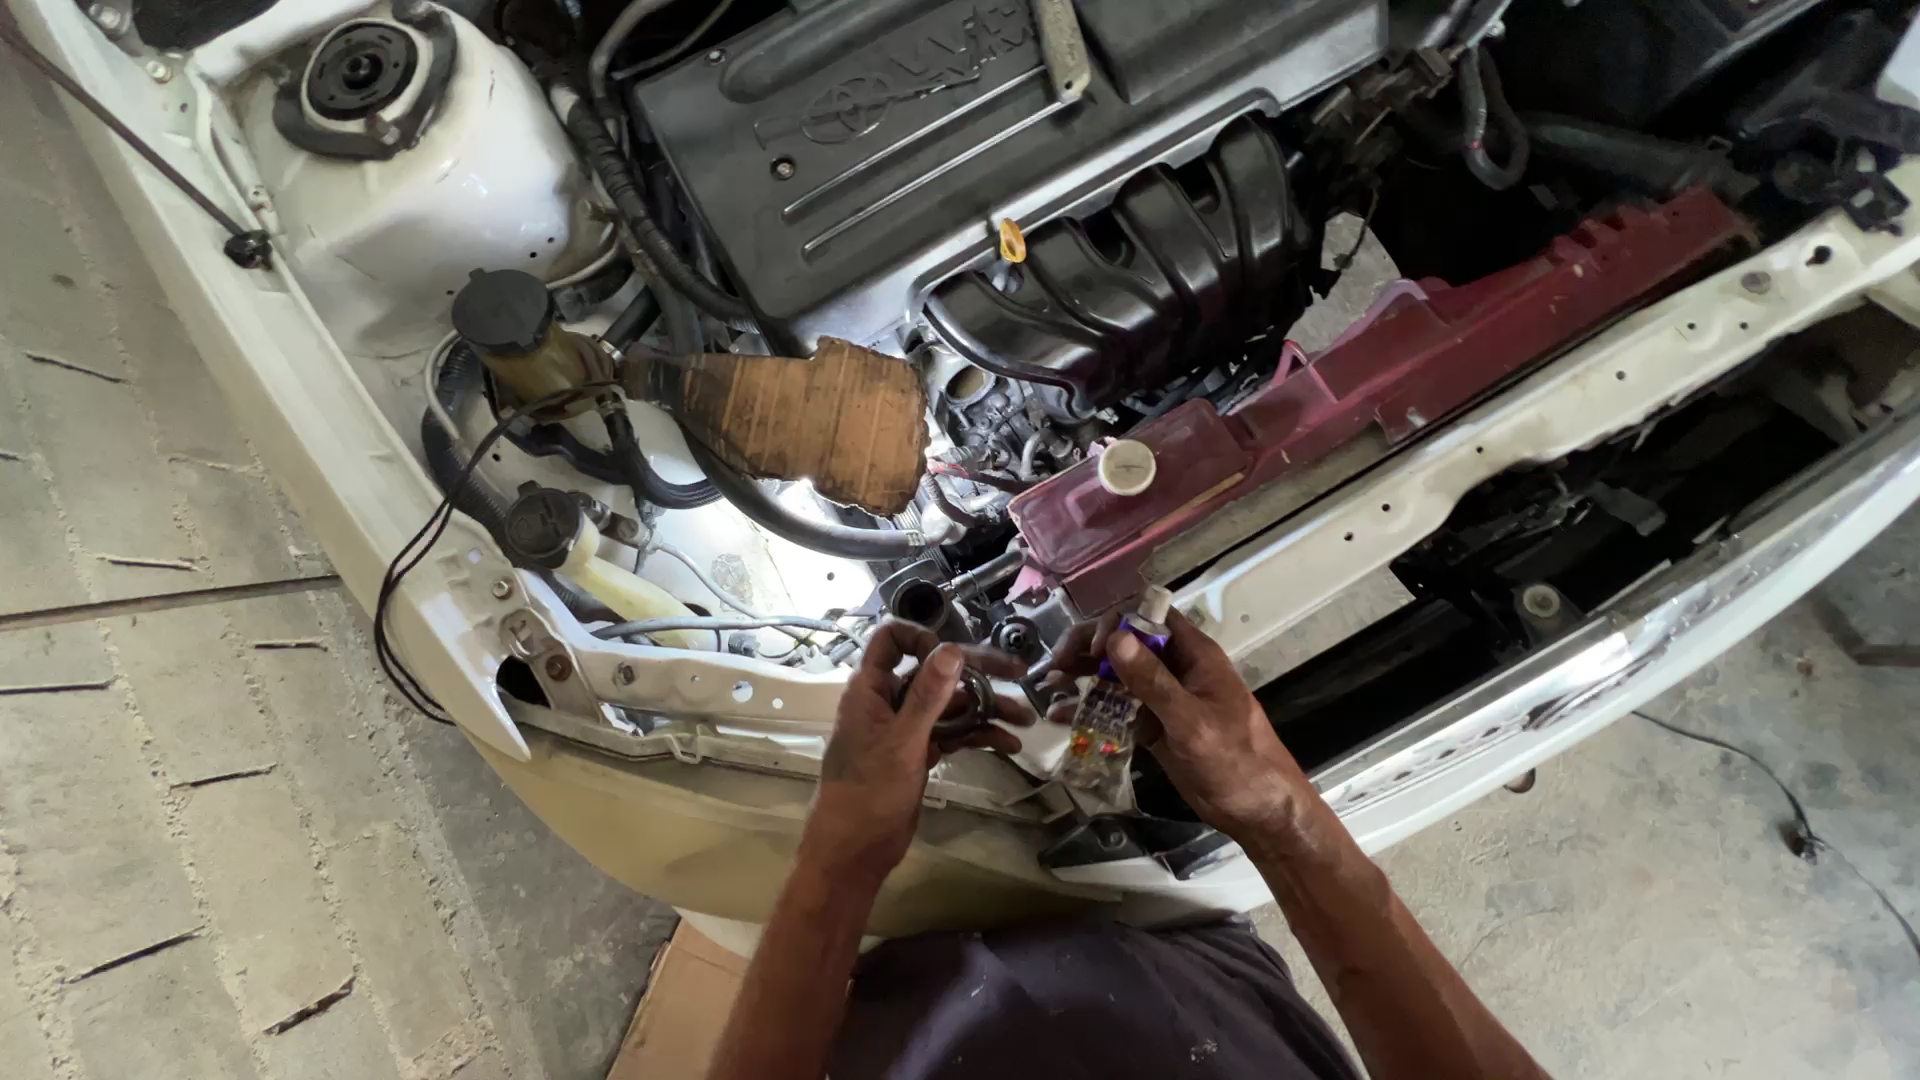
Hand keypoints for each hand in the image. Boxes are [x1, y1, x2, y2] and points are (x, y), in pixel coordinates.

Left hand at [802, 621, 1032, 887]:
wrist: (854, 851)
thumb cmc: (868, 792)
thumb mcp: (902, 741)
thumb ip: (927, 695)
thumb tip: (952, 649)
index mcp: (871, 688)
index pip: (892, 639)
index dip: (923, 638)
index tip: (955, 659)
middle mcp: (889, 700)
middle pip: (935, 670)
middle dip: (976, 673)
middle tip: (1018, 675)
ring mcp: (906, 726)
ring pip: (950, 704)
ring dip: (986, 709)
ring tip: (1025, 720)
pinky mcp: (920, 751)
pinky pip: (953, 732)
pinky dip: (978, 735)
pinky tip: (1007, 744)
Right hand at [1044, 610, 1323, 844]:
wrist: (1259, 814)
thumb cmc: (1236, 761)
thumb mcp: (1192, 721)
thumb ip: (1152, 681)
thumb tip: (1114, 639)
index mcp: (1193, 655)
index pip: (1148, 617)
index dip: (1116, 624)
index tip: (1093, 650)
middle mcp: (1175, 669)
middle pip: (1126, 643)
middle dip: (1088, 648)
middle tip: (1056, 666)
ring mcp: (1162, 698)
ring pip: (1116, 674)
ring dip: (1084, 676)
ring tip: (1051, 684)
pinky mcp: (1153, 726)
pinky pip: (1117, 708)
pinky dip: (1091, 708)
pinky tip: (1062, 713)